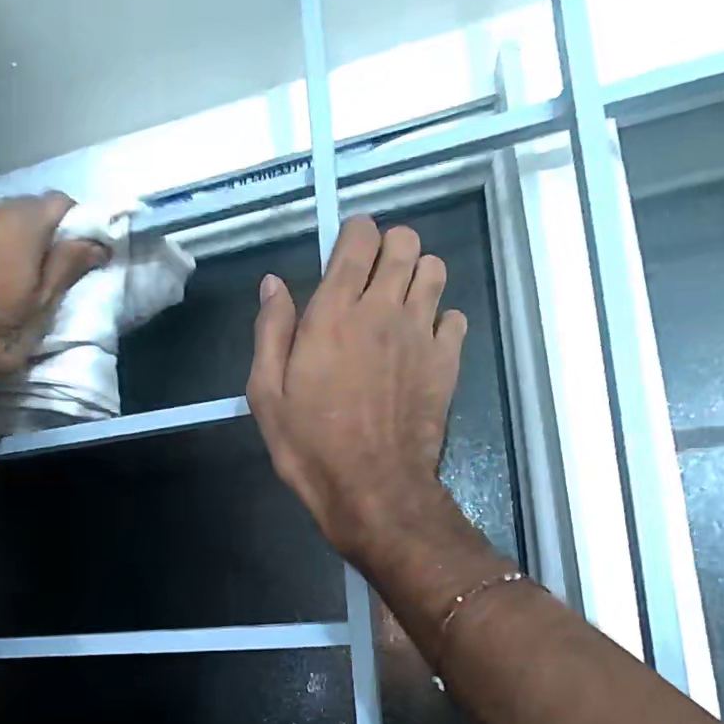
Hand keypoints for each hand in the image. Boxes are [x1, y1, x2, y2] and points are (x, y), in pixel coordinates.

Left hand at [0, 193, 108, 385]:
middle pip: (26, 208)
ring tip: (9, 276)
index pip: (61, 202)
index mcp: (21, 226)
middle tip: (47, 273)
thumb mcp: (40, 310)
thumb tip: (96, 243)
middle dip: (43, 234)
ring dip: (9, 240)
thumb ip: (67, 268)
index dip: (77, 225)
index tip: (81, 255)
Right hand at [248, 216, 468, 560]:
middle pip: (404, 242)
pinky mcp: (447, 362)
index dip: (355, 233)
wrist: (374, 489)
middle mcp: (383, 310)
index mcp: (334, 313)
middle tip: (373, 277)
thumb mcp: (267, 395)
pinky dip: (442, 320)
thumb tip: (275, 284)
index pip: (359, 238)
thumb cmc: (312, 447)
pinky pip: (456, 317)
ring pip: (435, 270)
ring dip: (418, 276)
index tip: (346, 251)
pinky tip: (423, 343)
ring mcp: (421, 334)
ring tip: (400, 305)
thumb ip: (272, 332)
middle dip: (389, 247)